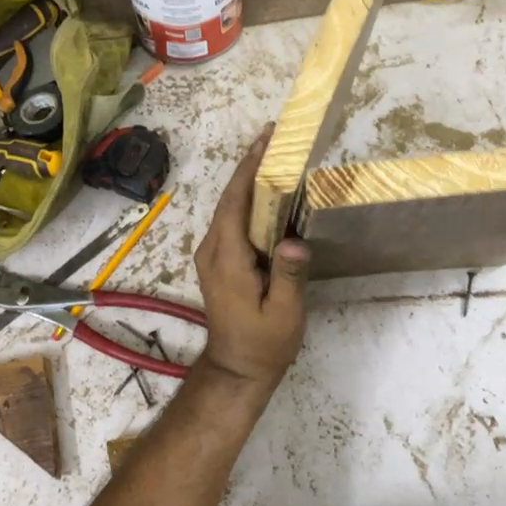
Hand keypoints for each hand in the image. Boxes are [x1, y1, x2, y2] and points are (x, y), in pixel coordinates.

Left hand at [193, 127, 309, 386]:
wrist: (236, 368)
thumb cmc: (263, 344)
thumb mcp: (284, 314)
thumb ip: (288, 276)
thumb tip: (294, 241)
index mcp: (227, 259)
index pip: (235, 203)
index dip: (249, 170)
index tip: (265, 141)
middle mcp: (212, 250)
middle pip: (229, 198)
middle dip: (248, 165)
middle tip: (272, 136)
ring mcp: (211, 254)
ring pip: (228, 208)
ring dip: (247, 180)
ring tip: (271, 154)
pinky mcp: (218, 260)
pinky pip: (231, 221)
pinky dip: (246, 200)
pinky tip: (266, 192)